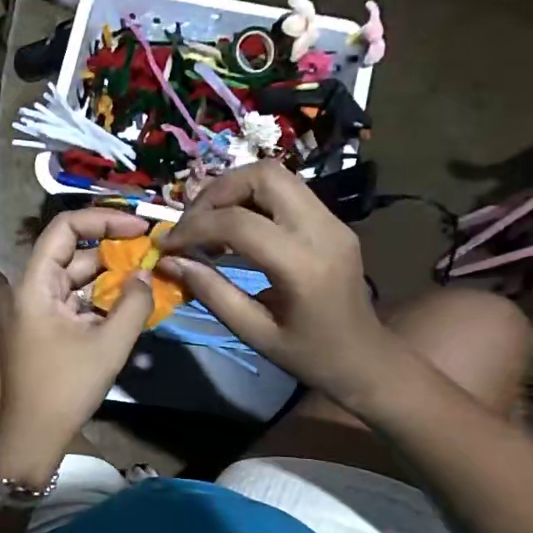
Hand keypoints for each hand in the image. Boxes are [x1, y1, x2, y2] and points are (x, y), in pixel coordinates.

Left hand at [0, 209, 153, 486]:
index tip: (139, 227)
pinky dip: (100, 299)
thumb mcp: (109, 345)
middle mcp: (30, 289)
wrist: (32, 435)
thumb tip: (146, 275)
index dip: (103, 219)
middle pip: (73, 252)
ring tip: (148, 279)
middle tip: (153, 256)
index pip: (65, 228)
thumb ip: (134, 303)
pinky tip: (130, 304)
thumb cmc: (66, 388)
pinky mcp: (45, 329)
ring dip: (110, 277)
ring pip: (77, 278)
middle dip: (114, 251)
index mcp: (34, 285)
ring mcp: (36, 310)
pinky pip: (75, 301)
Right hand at [157, 164, 399, 407]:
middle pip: (264, 176)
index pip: (239, 222)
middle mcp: (322, 231)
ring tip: (210, 222)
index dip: (195, 227)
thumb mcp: (255, 333)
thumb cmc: (309, 355)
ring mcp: (333, 221)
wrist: (365, 357)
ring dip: (235, 190)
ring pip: (277, 175)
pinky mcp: (334, 221)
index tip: (168, 244)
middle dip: (218, 192)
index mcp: (303, 267)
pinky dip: (254, 199)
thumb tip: (169, 262)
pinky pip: (288, 191)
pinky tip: (236, 227)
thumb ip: (212, 293)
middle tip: (192, 223)